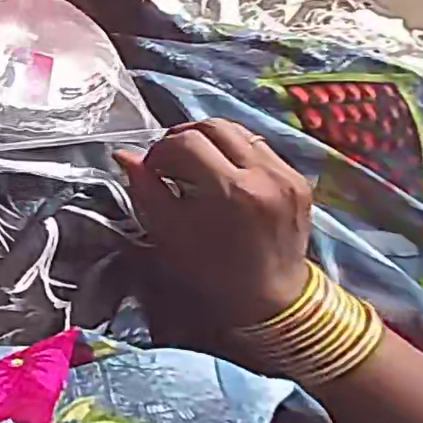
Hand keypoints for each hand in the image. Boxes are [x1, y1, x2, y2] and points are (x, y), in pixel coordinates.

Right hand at [118, 120, 312, 332]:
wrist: (269, 296)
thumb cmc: (210, 268)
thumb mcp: (168, 231)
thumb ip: (145, 188)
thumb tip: (125, 154)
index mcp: (229, 191)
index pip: (185, 141)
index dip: (160, 151)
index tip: (152, 169)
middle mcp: (263, 175)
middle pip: (213, 126)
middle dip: (182, 137)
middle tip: (169, 160)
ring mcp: (285, 175)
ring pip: (238, 130)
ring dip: (208, 139)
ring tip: (194, 162)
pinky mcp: (298, 179)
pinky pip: (258, 147)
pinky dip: (233, 151)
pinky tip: (222, 172)